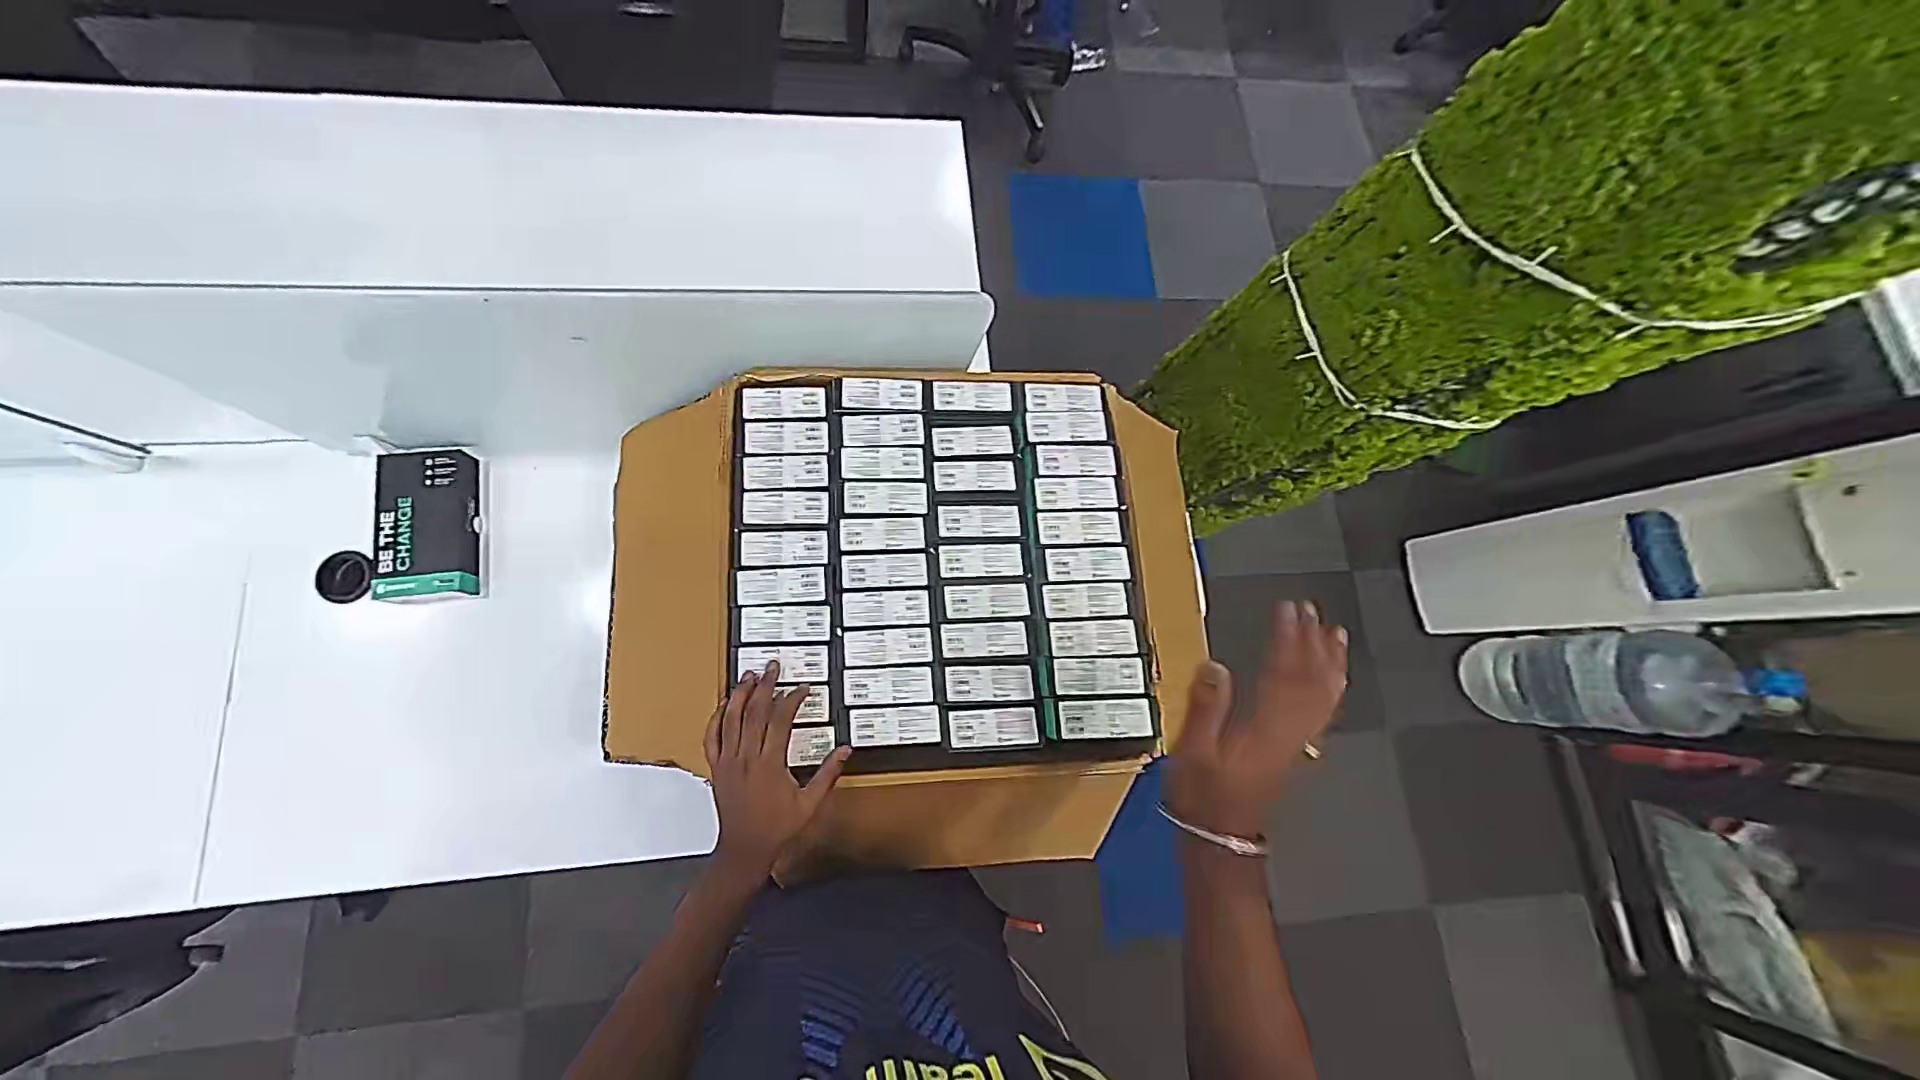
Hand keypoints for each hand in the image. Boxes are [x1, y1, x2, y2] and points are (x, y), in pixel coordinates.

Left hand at [703, 661, 851, 878]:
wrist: (744, 850)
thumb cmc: (777, 829)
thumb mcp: (810, 804)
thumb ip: (828, 774)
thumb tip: (844, 750)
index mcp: (770, 765)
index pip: (780, 720)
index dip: (792, 700)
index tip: (802, 689)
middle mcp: (746, 759)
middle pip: (754, 712)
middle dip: (764, 686)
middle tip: (773, 667)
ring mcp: (728, 763)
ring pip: (731, 719)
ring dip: (740, 694)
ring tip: (749, 675)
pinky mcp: (716, 769)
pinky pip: (711, 737)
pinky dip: (717, 718)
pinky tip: (724, 704)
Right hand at [1165, 600, 1347, 838]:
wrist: (1221, 834)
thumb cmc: (1204, 796)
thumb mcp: (1193, 751)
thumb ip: (1205, 707)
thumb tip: (1214, 667)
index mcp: (1264, 730)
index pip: (1283, 676)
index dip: (1288, 641)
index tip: (1288, 612)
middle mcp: (1289, 734)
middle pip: (1310, 682)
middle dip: (1312, 643)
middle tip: (1310, 612)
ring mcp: (1296, 744)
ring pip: (1323, 697)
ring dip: (1328, 663)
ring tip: (1333, 635)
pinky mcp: (1295, 750)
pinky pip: (1322, 713)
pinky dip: (1330, 689)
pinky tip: (1330, 678)